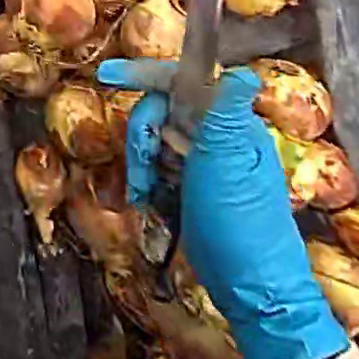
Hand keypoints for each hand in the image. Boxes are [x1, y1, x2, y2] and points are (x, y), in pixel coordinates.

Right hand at [96, 58, 349, 358]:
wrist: (251, 288)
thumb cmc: (241, 221)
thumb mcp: (229, 160)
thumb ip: (227, 110)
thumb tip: (244, 71)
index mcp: (227, 119)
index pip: (181, 79)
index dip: (144, 73)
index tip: (107, 76)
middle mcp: (214, 131)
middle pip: (159, 109)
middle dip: (143, 134)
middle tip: (144, 166)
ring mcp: (201, 158)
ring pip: (153, 138)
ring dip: (142, 162)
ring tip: (148, 191)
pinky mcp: (189, 182)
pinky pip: (155, 165)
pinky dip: (147, 179)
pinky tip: (151, 198)